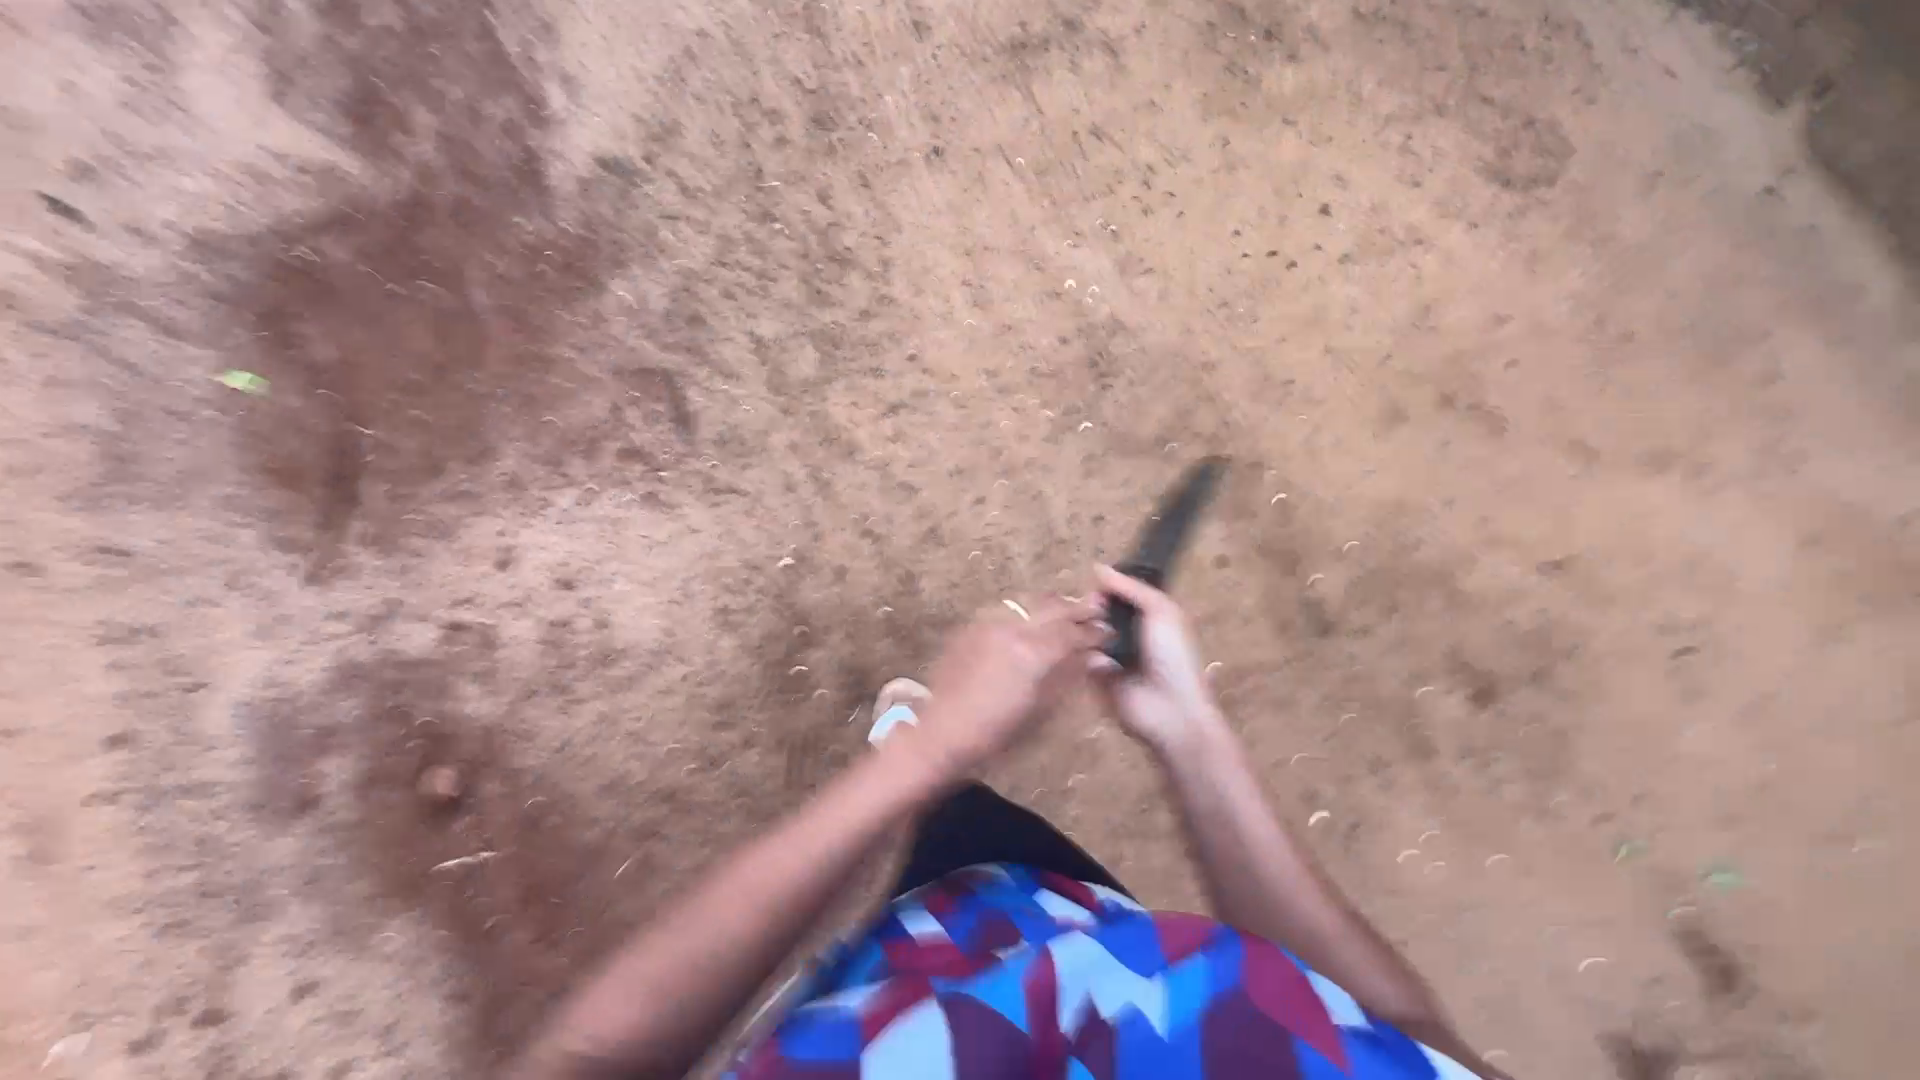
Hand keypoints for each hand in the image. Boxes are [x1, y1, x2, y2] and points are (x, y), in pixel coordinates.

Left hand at [897, 594, 1106, 779]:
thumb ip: (1069, 675)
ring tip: (1067, 615)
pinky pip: (1006, 613)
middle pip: (1054, 607)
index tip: (1109, 633)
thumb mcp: (1040, 708)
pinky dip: (1025, 616)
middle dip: (1078, 609)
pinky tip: (1032, 626)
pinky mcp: (971, 627)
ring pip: (1029, 605)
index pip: (1074, 632)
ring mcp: (988, 624)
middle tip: (1096, 613)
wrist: (942, 732)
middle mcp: (1012, 629)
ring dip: (1052, 608)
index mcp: (1033, 652)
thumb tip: (1095, 656)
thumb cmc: (996, 731)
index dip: (1095, 632)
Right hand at [1091, 565, 1223, 756]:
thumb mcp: (1161, 611)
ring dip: (1084, 628)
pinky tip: (1074, 649)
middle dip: (1091, 607)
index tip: (1093, 583)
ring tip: (1080, 628)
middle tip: (1086, 607)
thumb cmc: (1173, 656)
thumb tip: (1098, 567)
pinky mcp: (1097, 677)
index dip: (1107, 587)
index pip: (1120, 594)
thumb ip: (1131, 587)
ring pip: (1088, 633)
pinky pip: (1081, 658)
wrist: (1170, 709)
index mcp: (1150, 616)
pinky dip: (1080, 653)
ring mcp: (1112, 656)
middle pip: (1101, 612)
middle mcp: (1130, 634)